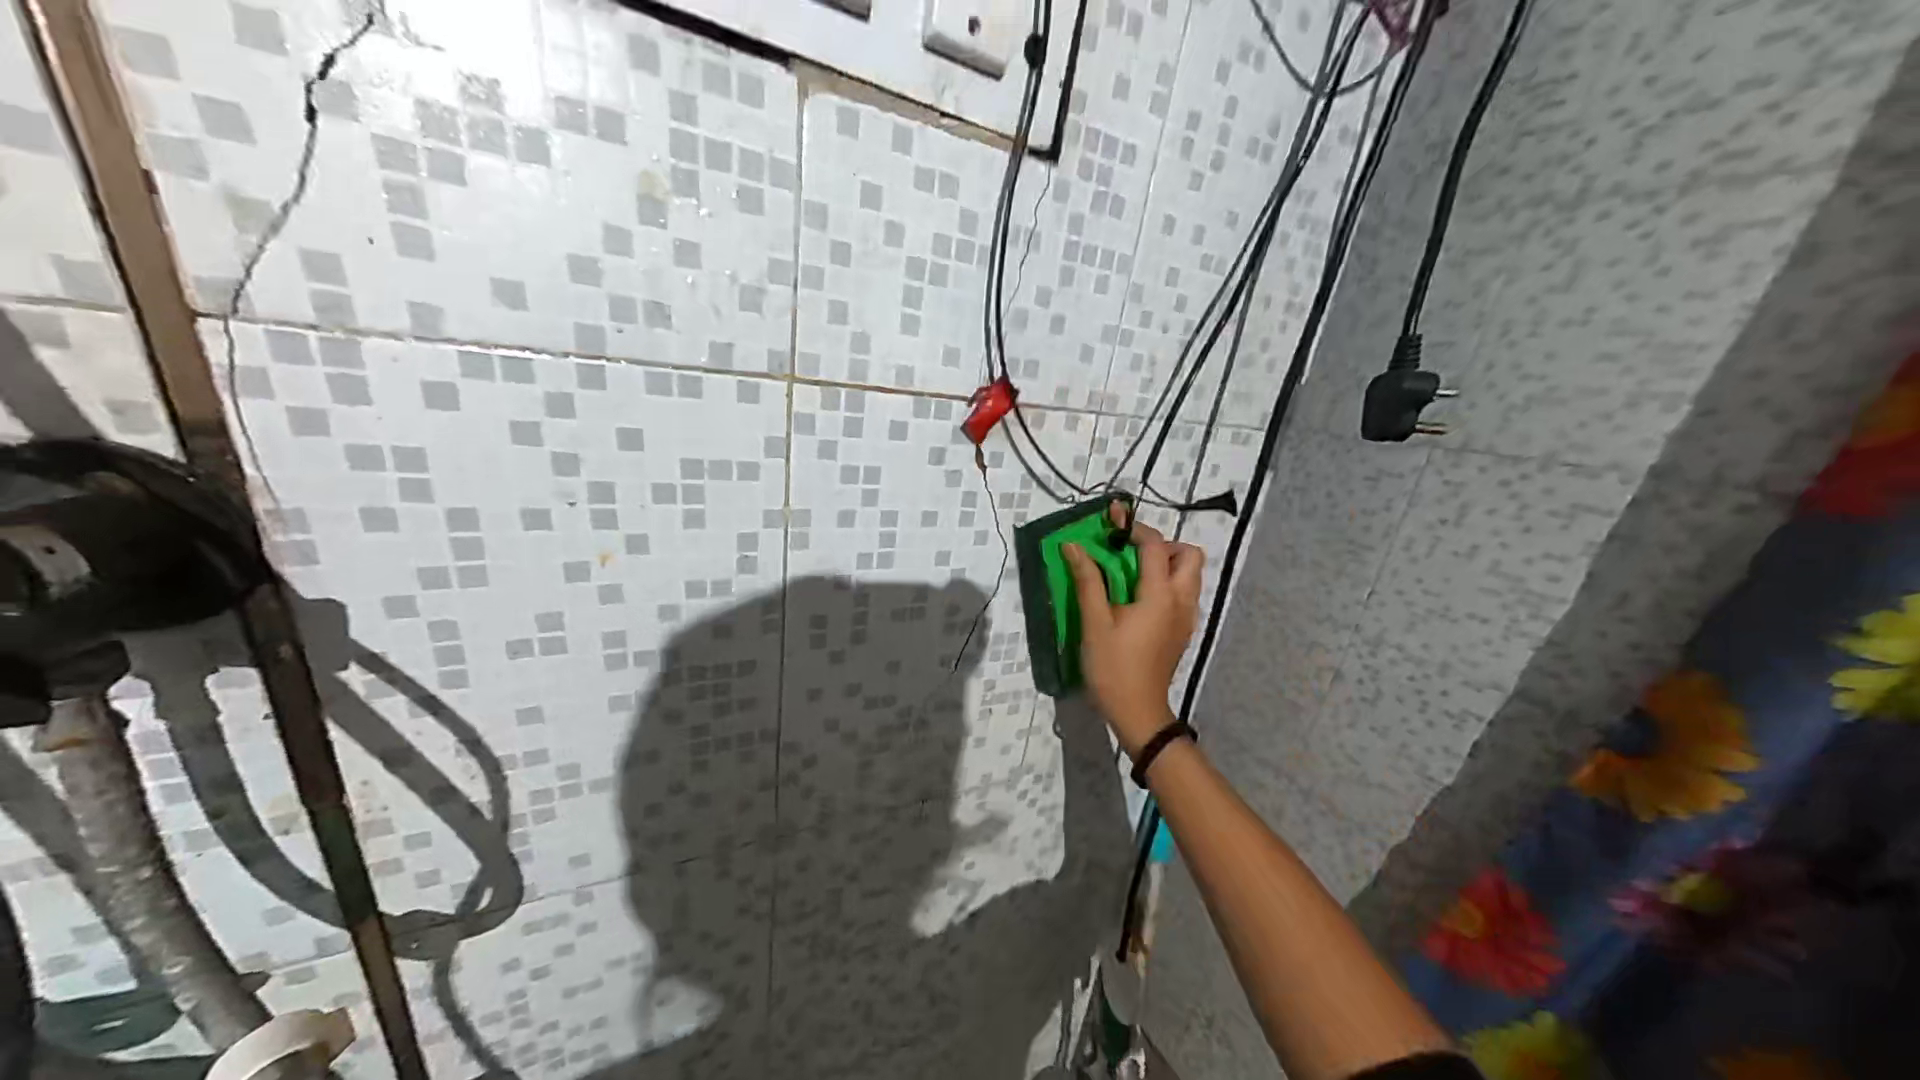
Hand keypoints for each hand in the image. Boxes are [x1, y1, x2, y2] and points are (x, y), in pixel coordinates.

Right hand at [1062, 501, 1204, 758]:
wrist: (1137, 712)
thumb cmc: (1113, 667)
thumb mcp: (1095, 622)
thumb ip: (1088, 580)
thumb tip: (1073, 546)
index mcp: (1161, 595)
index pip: (1155, 546)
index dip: (1133, 528)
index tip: (1111, 520)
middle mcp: (1182, 601)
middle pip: (1189, 555)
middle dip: (1162, 545)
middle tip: (1130, 554)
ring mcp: (1186, 617)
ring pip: (1189, 575)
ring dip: (1166, 563)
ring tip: (1132, 574)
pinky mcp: (1182, 630)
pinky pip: (1183, 593)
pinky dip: (1166, 583)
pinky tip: (1138, 599)